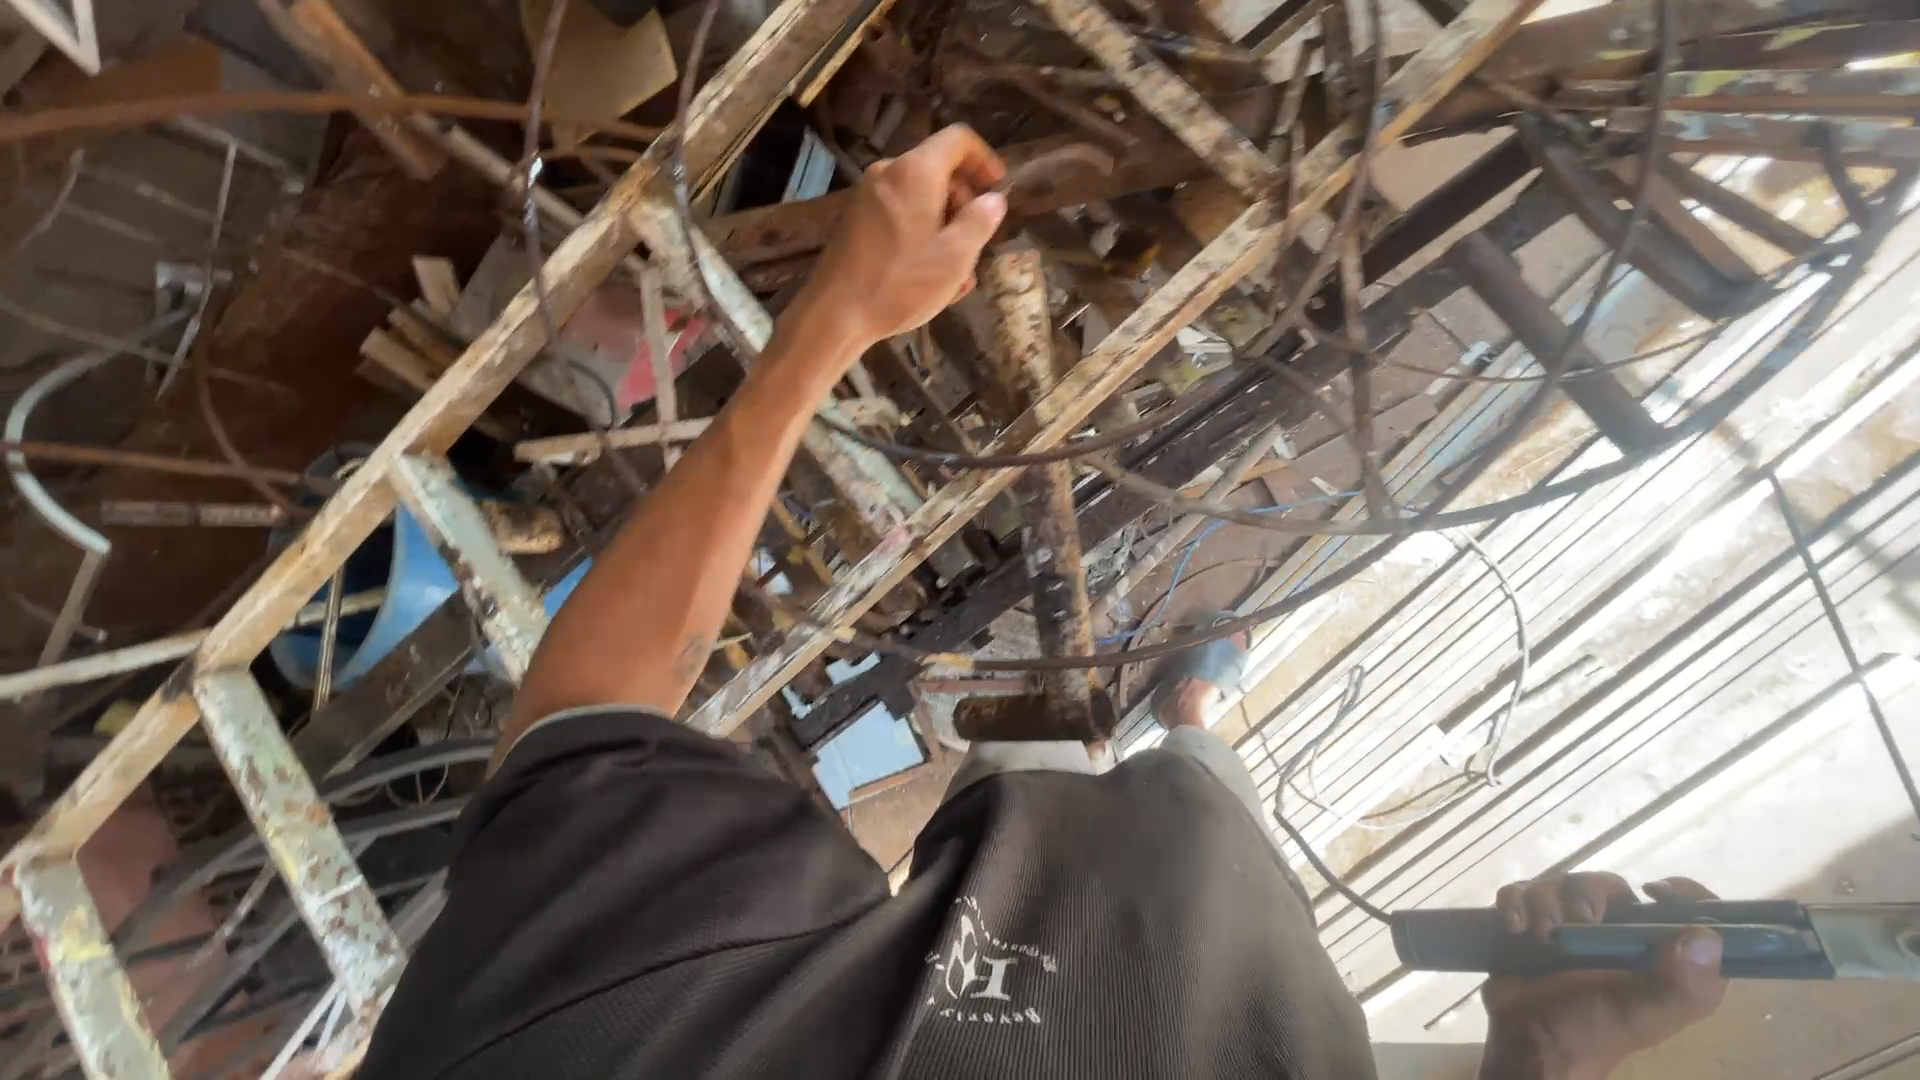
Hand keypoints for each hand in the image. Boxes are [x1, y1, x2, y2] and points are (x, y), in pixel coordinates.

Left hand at [794, 124, 1008, 348]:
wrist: (836, 314)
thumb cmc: (901, 283)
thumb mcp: (954, 258)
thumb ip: (979, 222)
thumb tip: (994, 200)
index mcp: (916, 172)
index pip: (958, 140)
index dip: (985, 159)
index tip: (998, 188)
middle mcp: (888, 173)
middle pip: (938, 171)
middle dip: (964, 203)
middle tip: (977, 242)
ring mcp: (868, 198)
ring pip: (920, 200)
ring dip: (944, 229)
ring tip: (958, 274)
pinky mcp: (857, 222)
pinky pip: (900, 218)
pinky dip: (921, 237)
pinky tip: (929, 277)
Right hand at [1478, 873, 1727, 1079]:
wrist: (1527, 1038)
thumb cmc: (1592, 1031)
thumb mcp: (1643, 1014)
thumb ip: (1679, 983)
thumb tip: (1705, 934)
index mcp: (1659, 956)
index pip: (1686, 911)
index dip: (1681, 893)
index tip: (1654, 891)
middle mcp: (1618, 935)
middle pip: (1606, 885)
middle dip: (1584, 895)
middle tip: (1576, 922)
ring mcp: (1570, 926)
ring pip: (1558, 882)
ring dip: (1542, 902)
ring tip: (1538, 935)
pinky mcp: (1531, 922)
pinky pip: (1520, 890)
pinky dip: (1513, 902)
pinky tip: (1514, 928)